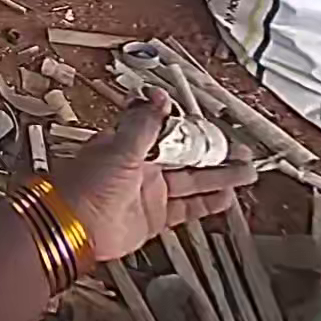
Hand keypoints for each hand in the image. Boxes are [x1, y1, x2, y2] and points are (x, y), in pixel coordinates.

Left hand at [52, 89, 257, 260]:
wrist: (76, 224)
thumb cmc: (87, 184)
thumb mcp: (120, 148)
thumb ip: (143, 124)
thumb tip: (158, 96)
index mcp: (130, 143)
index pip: (169, 132)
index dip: (194, 132)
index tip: (217, 130)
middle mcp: (141, 165)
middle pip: (185, 157)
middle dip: (213, 155)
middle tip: (241, 152)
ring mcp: (149, 191)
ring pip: (191, 181)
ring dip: (218, 178)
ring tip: (245, 172)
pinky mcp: (154, 215)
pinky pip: (187, 208)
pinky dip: (207, 203)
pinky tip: (226, 198)